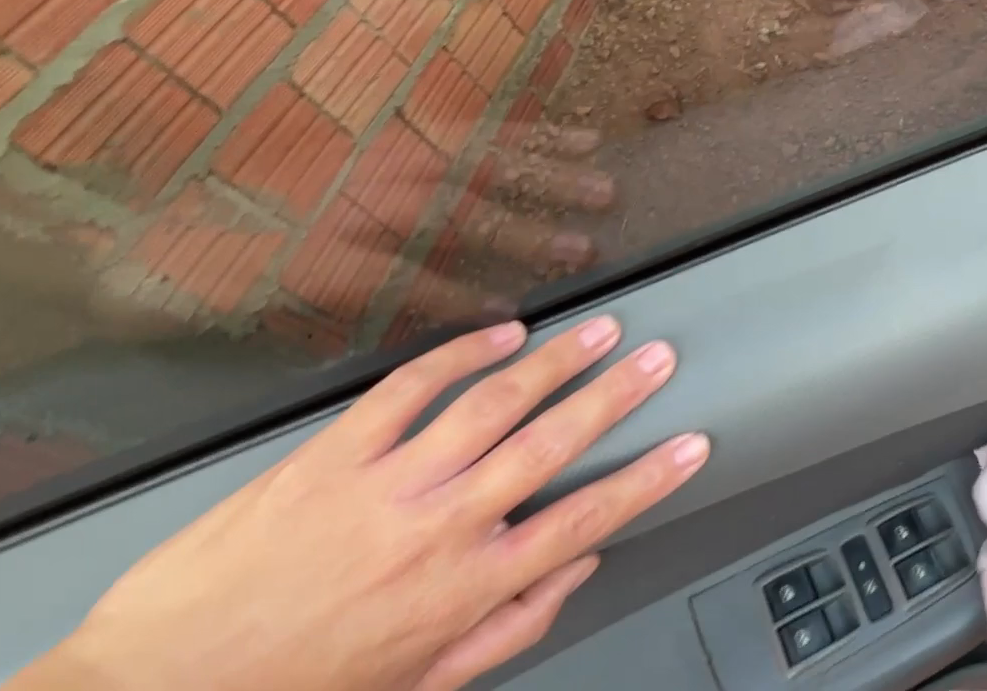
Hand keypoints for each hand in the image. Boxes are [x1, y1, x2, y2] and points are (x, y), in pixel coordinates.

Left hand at [6, 317, 707, 690]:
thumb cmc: (297, 689)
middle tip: (656, 359)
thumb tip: (578, 568)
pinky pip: (407, 389)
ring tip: (598, 330)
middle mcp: (437, 529)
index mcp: (464, 588)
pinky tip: (501, 332)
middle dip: (614, 396)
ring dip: (554, 362)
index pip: (585, 522)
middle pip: (549, 445)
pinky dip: (459, 353)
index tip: (689, 447)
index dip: (646, 481)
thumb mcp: (421, 683)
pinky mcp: (331, 455)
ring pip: (490, 405)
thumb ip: (511, 626)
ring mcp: (384, 485)